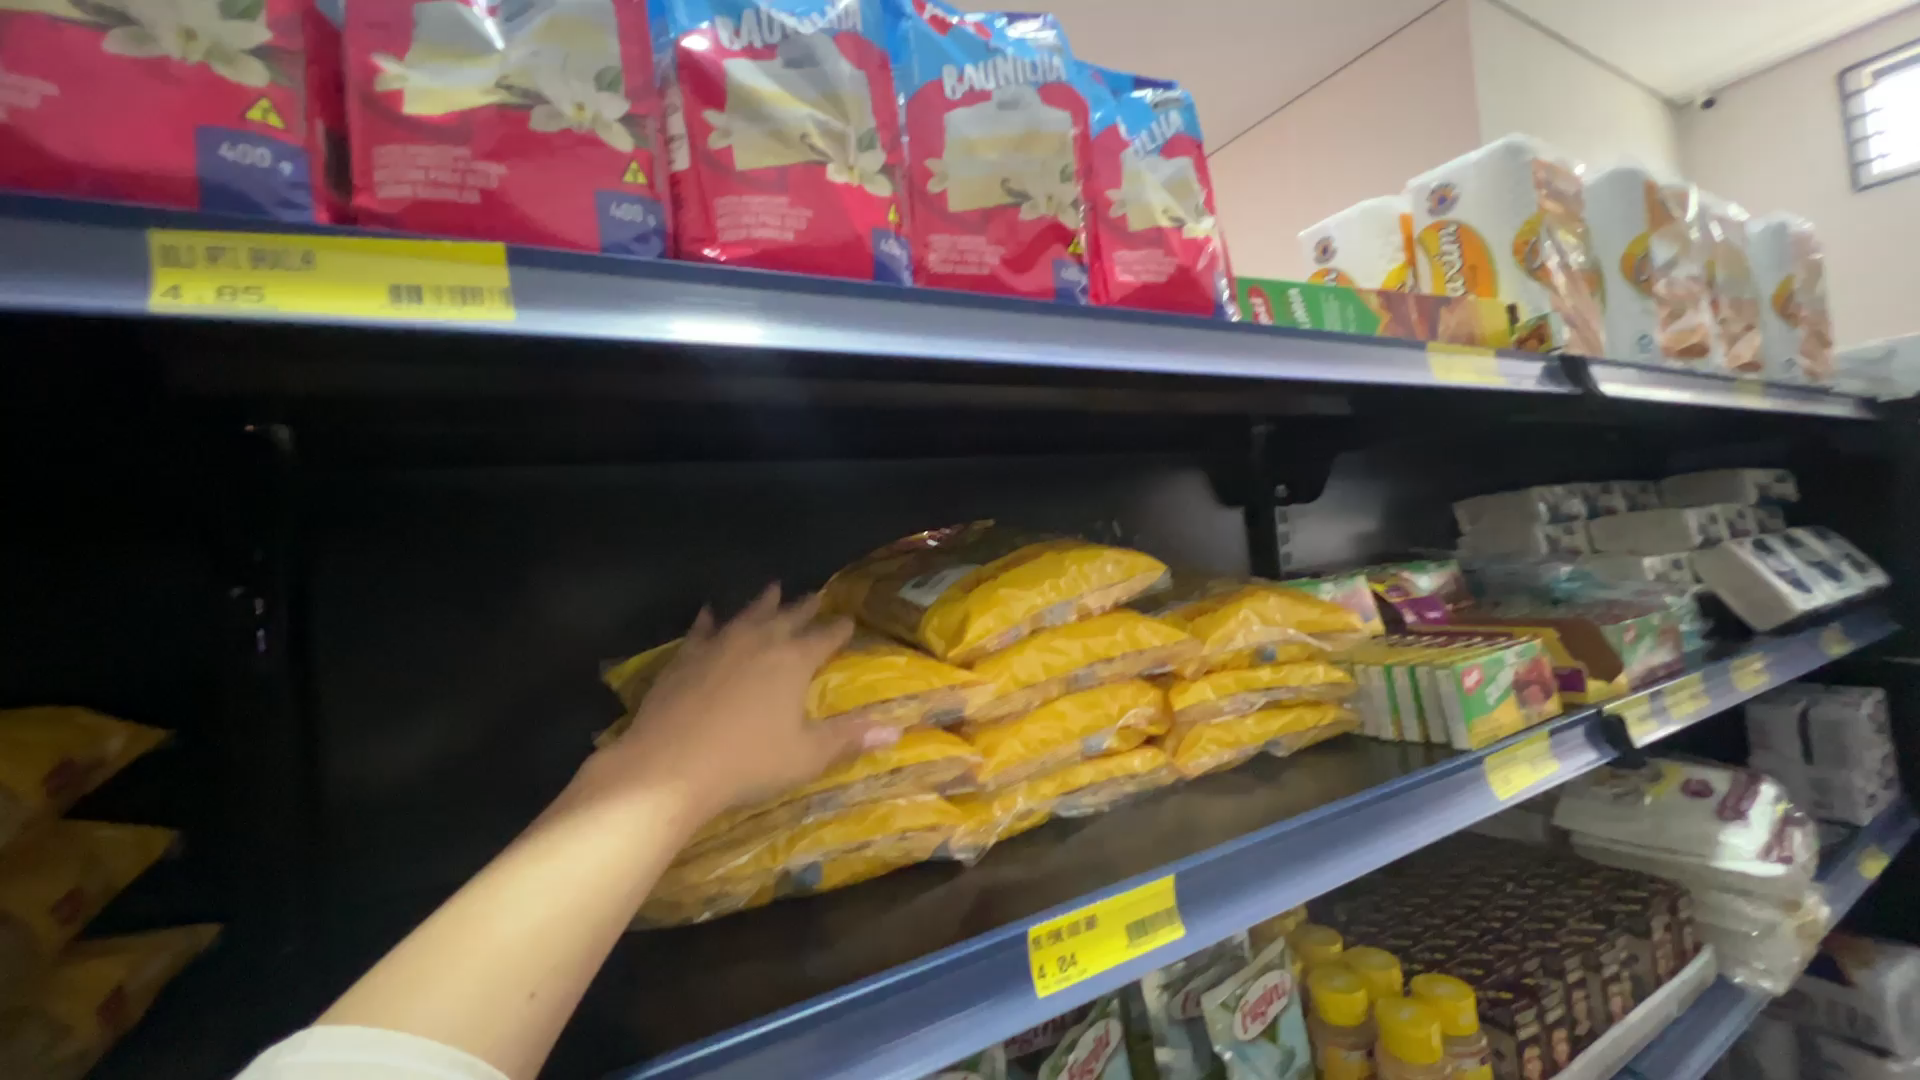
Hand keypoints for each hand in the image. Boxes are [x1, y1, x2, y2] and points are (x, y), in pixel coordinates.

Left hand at [573, 585, 897, 826]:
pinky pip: (702, 629)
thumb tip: (896, 731)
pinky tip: (709, 612)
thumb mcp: (807, 755)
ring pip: (748, 614)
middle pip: (789, 616)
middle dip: (805, 607)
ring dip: (763, 602)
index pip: (826, 637)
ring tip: (773, 589)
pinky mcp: (685, 658)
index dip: (840, 629)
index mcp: (794, 660)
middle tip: (816, 596)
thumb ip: (849, 738)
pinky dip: (710, 619)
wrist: (669, 767)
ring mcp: (719, 645)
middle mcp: (759, 641)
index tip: (849, 621)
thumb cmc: (748, 762)